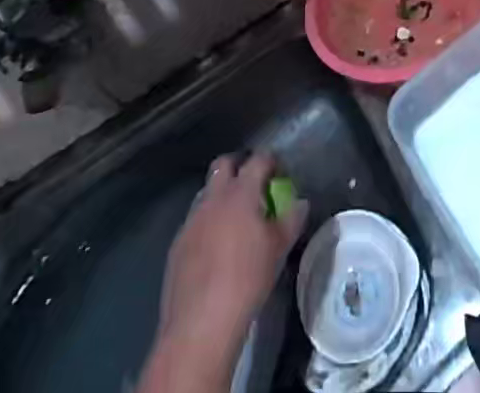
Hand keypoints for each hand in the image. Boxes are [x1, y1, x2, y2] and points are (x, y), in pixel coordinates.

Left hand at [141, 152, 308, 392]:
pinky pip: (196, 218)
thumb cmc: (248, 278)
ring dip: (221, 193)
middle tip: (254, 183)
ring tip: (235, 215)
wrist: (202, 318)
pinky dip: (208, 220)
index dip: (270, 160)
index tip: (279, 169)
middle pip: (223, 164)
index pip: (257, 161)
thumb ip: (291, 221)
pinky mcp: (179, 239)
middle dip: (239, 165)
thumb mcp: (278, 250)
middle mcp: (213, 197)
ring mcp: (192, 217)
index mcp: (240, 193)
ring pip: (206, 191)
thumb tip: (300, 203)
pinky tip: (216, 244)